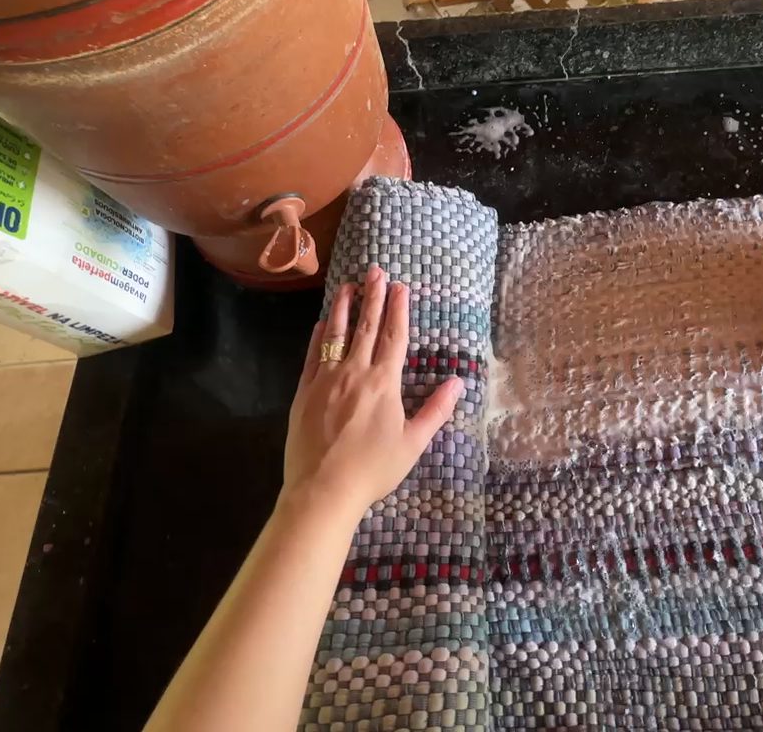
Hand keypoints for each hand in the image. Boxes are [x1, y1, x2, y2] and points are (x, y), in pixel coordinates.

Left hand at [283, 265, 463, 517]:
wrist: (322, 491)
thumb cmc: (373, 469)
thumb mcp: (413, 443)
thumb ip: (436, 410)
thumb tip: (458, 381)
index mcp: (384, 383)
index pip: (394, 337)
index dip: (398, 309)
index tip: (400, 286)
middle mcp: (355, 372)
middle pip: (367, 328)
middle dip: (373, 297)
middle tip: (376, 271)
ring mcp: (326, 380)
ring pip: (337, 335)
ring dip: (344, 308)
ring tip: (348, 286)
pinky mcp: (304, 392)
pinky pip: (313, 356)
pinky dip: (319, 337)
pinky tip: (322, 323)